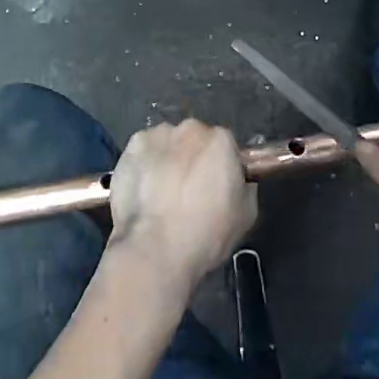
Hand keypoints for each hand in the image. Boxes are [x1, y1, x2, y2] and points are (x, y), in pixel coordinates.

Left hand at [107, 120, 256, 290]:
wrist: (155, 250)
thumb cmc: (206, 234)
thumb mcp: (246, 215)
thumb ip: (246, 186)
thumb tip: (238, 181)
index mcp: (221, 140)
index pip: (225, 147)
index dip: (220, 168)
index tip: (214, 189)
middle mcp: (190, 128)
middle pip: (195, 140)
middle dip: (193, 160)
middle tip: (188, 192)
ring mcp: (158, 135)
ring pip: (168, 144)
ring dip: (168, 160)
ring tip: (161, 194)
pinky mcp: (132, 147)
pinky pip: (144, 152)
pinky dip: (144, 165)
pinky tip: (143, 190)